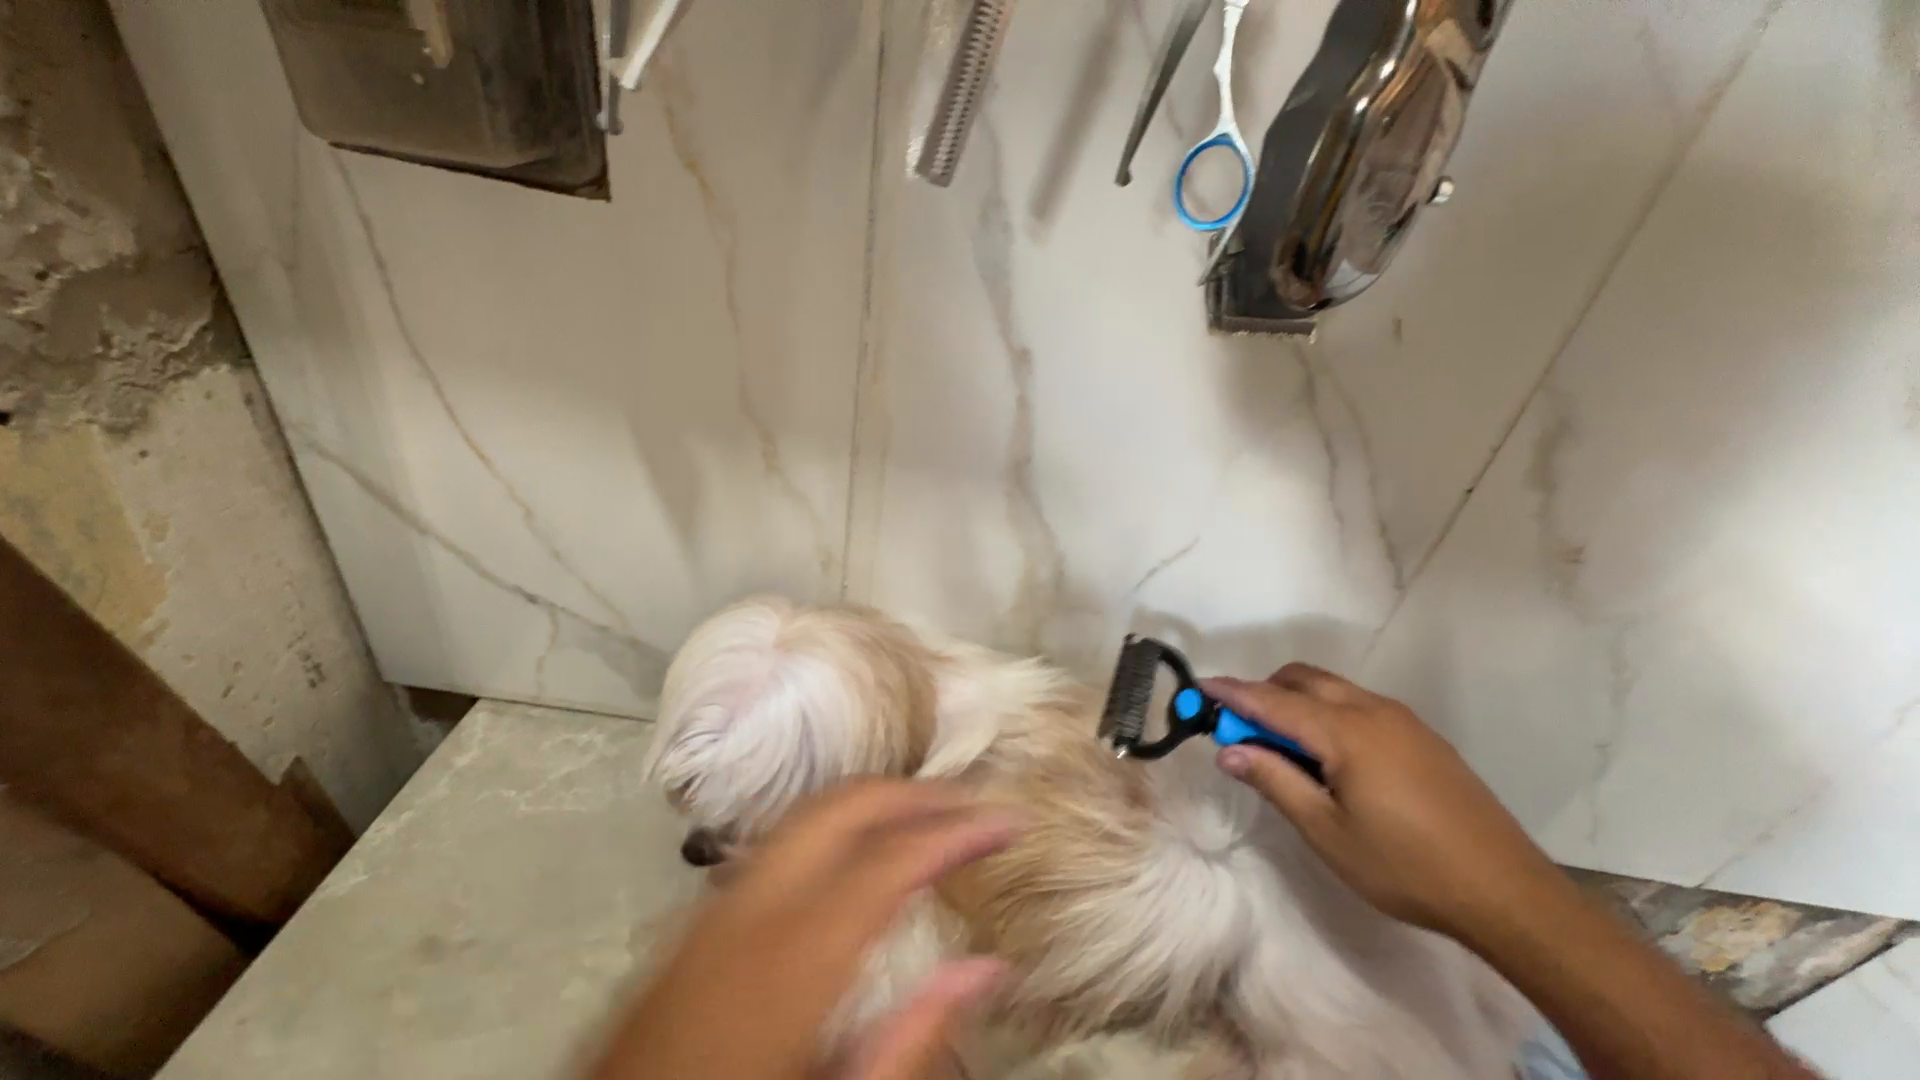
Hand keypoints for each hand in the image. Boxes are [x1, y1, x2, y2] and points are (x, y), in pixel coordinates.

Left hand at [588, 780, 1016, 1079]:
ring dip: (877, 800)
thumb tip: (988, 967)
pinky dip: (837, 822)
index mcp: (795, 954)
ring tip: (931, 816)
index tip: (1009, 821)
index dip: (958, 829)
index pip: (892, 858)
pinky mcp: (703, 911)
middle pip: (846, 806)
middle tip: (975, 803)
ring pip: (810, 810)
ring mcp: (721, 899)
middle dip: (917, 792)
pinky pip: (782, 837)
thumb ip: (914, 1033)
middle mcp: (754, 904)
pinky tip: (863, 848)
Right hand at [1205, 666, 1560, 939]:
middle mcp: (1373, 711)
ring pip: (1333, 690)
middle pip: (1304, 679)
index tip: (1198, 688)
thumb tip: (1229, 750)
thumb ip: (1275, 781)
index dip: (1232, 693)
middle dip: (1264, 692)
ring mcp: (1403, 721)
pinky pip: (1359, 706)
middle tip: (1240, 731)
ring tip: (1282, 751)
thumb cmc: (1404, 866)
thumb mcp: (1326, 831)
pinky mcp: (1423, 737)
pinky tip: (1329, 761)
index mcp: (1346, 732)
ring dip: (1296, 703)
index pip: (1272, 700)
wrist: (1505, 890)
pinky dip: (1327, 715)